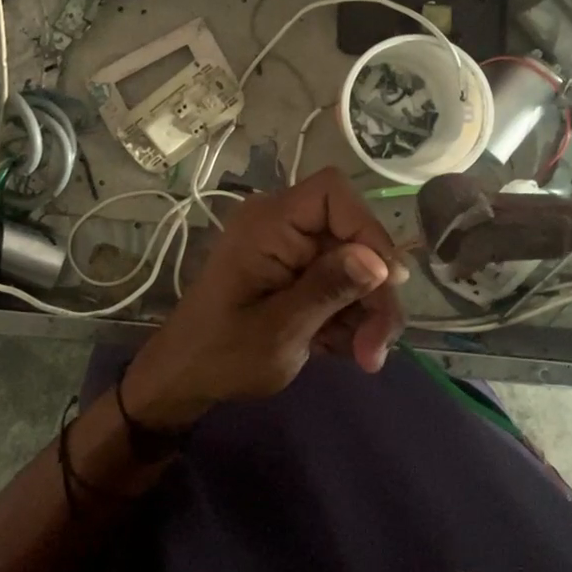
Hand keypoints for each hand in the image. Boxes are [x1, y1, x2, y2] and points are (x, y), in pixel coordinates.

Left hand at [121, 168, 407, 429]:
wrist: (186, 377)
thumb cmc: (223, 354)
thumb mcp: (281, 330)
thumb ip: (328, 290)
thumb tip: (377, 260)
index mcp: (267, 223)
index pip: (332, 193)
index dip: (367, 229)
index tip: (385, 282)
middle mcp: (280, 225)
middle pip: (352, 236)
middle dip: (374, 292)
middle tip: (375, 350)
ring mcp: (288, 249)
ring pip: (354, 264)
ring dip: (366, 313)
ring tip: (361, 358)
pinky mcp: (294, 272)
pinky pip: (339, 282)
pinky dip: (348, 317)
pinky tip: (341, 350)